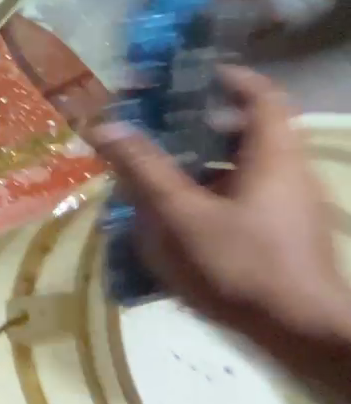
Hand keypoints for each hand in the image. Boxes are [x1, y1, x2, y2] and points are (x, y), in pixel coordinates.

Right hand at [88, 66, 350, 354]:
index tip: (186, 74)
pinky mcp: (275, 233)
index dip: (228, 79)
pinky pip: (233, 196)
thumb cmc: (239, 263)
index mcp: (272, 160)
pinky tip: (162, 213)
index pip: (261, 99)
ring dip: (188, 163)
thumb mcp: (178, 213)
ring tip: (139, 172)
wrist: (299, 329)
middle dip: (191, 125)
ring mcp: (284, 206)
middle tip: (142, 126)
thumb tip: (104, 126)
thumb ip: (142, 167)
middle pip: (242, 133)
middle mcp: (285, 175)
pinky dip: (198, 192)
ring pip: (234, 168)